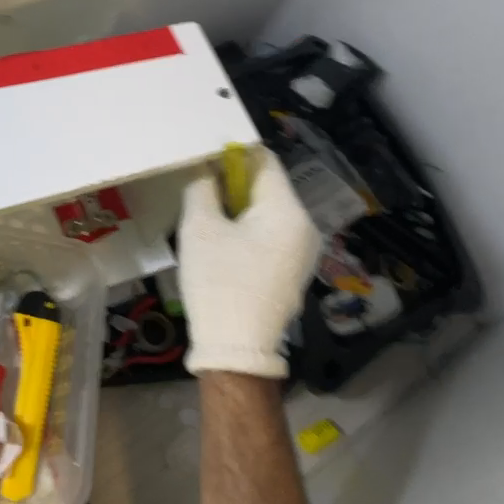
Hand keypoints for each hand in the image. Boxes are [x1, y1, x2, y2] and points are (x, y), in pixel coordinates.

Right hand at [177, 148, 322, 378]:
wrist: (236, 349)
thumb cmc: (219, 283)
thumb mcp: (200, 228)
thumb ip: (202, 187)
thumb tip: (206, 169)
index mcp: (288, 211)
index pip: (264, 161)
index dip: (232, 154)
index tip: (203, 160)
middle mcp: (304, 227)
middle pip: (267, 187)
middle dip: (232, 184)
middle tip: (198, 192)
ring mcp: (303, 253)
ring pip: (267, 213)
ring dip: (237, 209)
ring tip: (206, 220)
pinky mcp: (292, 273)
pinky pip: (271, 236)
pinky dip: (247, 231)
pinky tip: (222, 247)